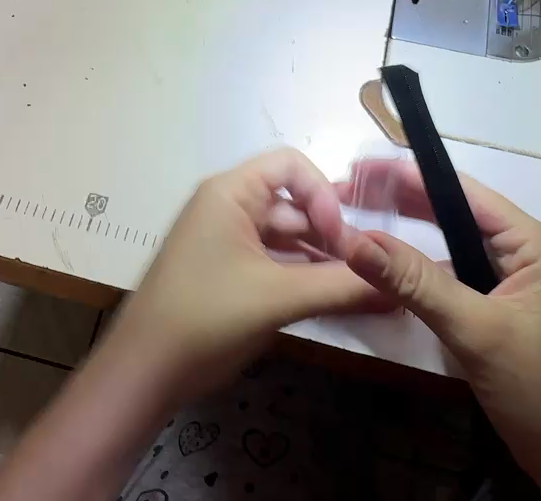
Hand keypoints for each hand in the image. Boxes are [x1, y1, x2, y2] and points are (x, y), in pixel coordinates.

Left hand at [104, 147, 384, 401]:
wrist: (143, 374)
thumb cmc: (205, 318)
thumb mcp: (278, 298)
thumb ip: (340, 286)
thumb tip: (397, 285)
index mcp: (230, 192)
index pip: (290, 165)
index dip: (323, 194)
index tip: (344, 239)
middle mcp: (228, 206)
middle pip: (293, 202)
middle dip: (331, 233)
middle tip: (367, 271)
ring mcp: (227, 240)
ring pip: (288, 236)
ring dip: (322, 259)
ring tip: (363, 289)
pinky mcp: (229, 271)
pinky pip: (275, 261)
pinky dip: (304, 276)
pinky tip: (336, 300)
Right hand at [338, 159, 540, 498]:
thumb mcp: (477, 333)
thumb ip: (415, 283)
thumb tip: (353, 239)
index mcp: (534, 242)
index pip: (463, 192)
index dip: (409, 176)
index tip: (361, 168)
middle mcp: (526, 252)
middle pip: (455, 213)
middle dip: (403, 201)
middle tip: (349, 190)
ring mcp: (515, 282)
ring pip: (452, 245)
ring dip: (409, 234)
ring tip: (359, 218)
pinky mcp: (503, 310)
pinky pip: (456, 276)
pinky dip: (421, 269)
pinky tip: (389, 267)